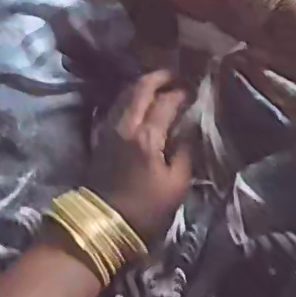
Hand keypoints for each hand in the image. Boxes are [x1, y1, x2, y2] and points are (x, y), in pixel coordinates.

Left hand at [88, 70, 195, 245]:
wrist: (103, 221)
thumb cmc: (145, 208)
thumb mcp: (176, 185)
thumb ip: (184, 153)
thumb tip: (188, 131)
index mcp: (147, 136)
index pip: (165, 102)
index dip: (180, 93)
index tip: (193, 90)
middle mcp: (126, 124)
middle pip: (140, 88)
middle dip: (159, 77)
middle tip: (175, 75)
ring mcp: (110, 127)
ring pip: (126, 94)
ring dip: (143, 85)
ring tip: (160, 85)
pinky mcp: (102, 134)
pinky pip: (119, 105)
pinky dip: (132, 97)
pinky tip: (142, 102)